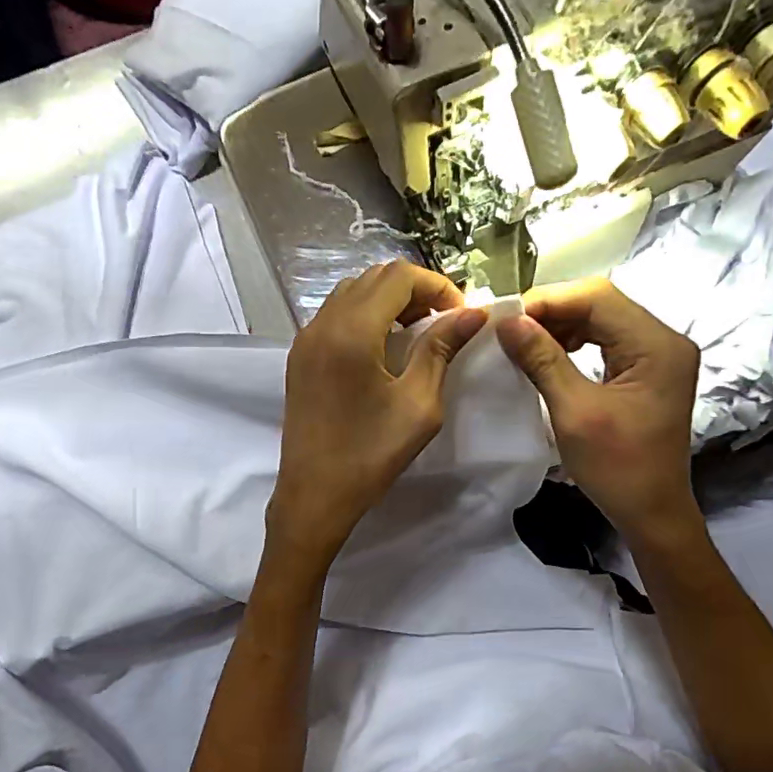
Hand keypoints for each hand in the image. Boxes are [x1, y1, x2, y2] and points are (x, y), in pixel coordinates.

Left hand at [270, 260, 488, 560]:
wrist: (313, 494)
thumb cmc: (370, 455)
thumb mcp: (419, 404)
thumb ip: (441, 350)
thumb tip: (472, 314)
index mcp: (351, 331)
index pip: (398, 276)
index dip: (436, 286)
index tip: (460, 316)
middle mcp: (322, 323)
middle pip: (374, 278)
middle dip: (414, 291)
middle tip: (443, 323)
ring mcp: (306, 338)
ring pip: (352, 293)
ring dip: (389, 302)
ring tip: (417, 335)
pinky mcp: (300, 356)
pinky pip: (336, 315)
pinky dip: (365, 316)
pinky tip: (385, 349)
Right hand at [495, 278, 699, 542]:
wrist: (652, 513)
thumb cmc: (617, 468)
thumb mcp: (574, 412)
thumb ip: (542, 360)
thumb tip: (507, 322)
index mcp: (656, 345)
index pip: (597, 298)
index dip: (548, 300)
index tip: (506, 318)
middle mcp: (664, 340)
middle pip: (601, 303)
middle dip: (553, 311)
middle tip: (510, 328)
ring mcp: (659, 355)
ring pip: (603, 320)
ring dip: (561, 325)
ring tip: (524, 341)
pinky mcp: (649, 370)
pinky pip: (608, 341)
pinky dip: (576, 343)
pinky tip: (550, 353)